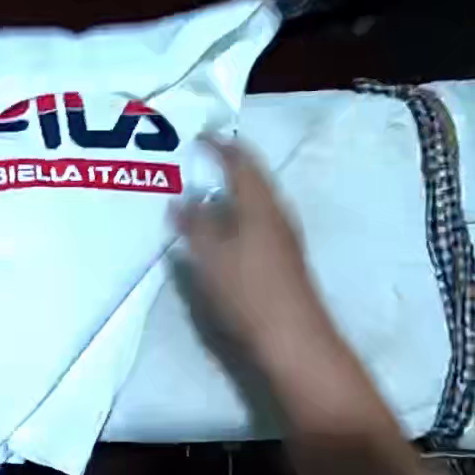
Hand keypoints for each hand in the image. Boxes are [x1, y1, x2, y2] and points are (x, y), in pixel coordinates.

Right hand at [175, 138, 328, 360]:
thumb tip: (180, 199)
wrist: (293, 338)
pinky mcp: (281, 258)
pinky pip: (255, 221)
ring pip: (254, 201)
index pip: (241, 162)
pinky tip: (219, 229)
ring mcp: (282, 237)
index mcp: (260, 205)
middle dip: (226, 166)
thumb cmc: (249, 291)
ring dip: (230, 192)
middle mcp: (276, 214)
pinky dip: (234, 214)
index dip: (220, 146)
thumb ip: (194, 224)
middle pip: (252, 179)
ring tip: (201, 192)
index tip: (198, 136)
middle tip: (196, 161)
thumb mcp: (211, 256)